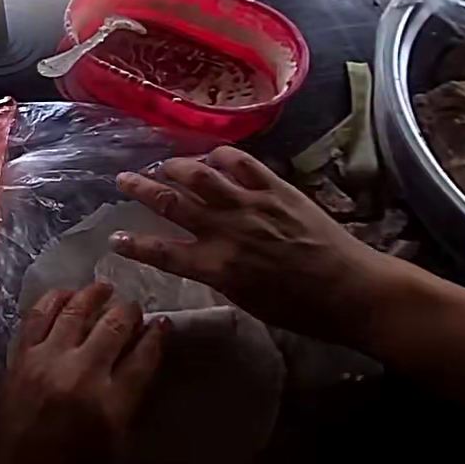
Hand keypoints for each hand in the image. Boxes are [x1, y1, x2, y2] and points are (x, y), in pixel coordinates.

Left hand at [0, 284, 166, 463]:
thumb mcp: (114, 447)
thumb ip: (131, 401)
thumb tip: (144, 359)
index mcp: (110, 405)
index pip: (143, 358)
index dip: (157, 335)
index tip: (163, 323)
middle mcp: (81, 375)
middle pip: (114, 327)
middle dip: (130, 311)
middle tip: (134, 308)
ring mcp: (48, 360)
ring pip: (77, 311)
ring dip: (95, 294)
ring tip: (105, 288)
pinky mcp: (23, 356)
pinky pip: (39, 314)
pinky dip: (56, 298)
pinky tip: (69, 293)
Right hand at [114, 146, 397, 346]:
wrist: (350, 290)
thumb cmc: (298, 308)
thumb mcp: (246, 300)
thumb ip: (216, 273)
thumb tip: (196, 253)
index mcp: (218, 267)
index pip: (164, 252)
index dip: (134, 244)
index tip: (114, 237)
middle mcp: (228, 230)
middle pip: (173, 204)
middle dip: (142, 189)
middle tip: (123, 179)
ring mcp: (252, 204)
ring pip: (201, 175)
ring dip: (175, 166)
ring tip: (161, 163)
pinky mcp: (275, 188)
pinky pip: (241, 162)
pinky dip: (220, 155)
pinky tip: (210, 155)